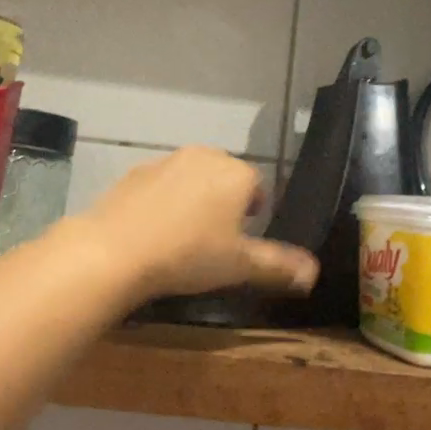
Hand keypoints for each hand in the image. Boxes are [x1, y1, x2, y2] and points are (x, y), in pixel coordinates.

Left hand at [77, 146, 318, 302]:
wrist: (116, 249)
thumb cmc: (189, 254)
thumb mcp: (239, 266)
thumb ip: (278, 265)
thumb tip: (314, 272)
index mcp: (236, 173)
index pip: (257, 186)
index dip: (253, 213)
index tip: (242, 240)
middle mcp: (204, 156)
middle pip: (225, 177)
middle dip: (225, 202)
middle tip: (215, 241)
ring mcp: (166, 161)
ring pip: (192, 179)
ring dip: (194, 199)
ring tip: (184, 237)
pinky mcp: (135, 173)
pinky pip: (160, 185)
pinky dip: (163, 202)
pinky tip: (153, 231)